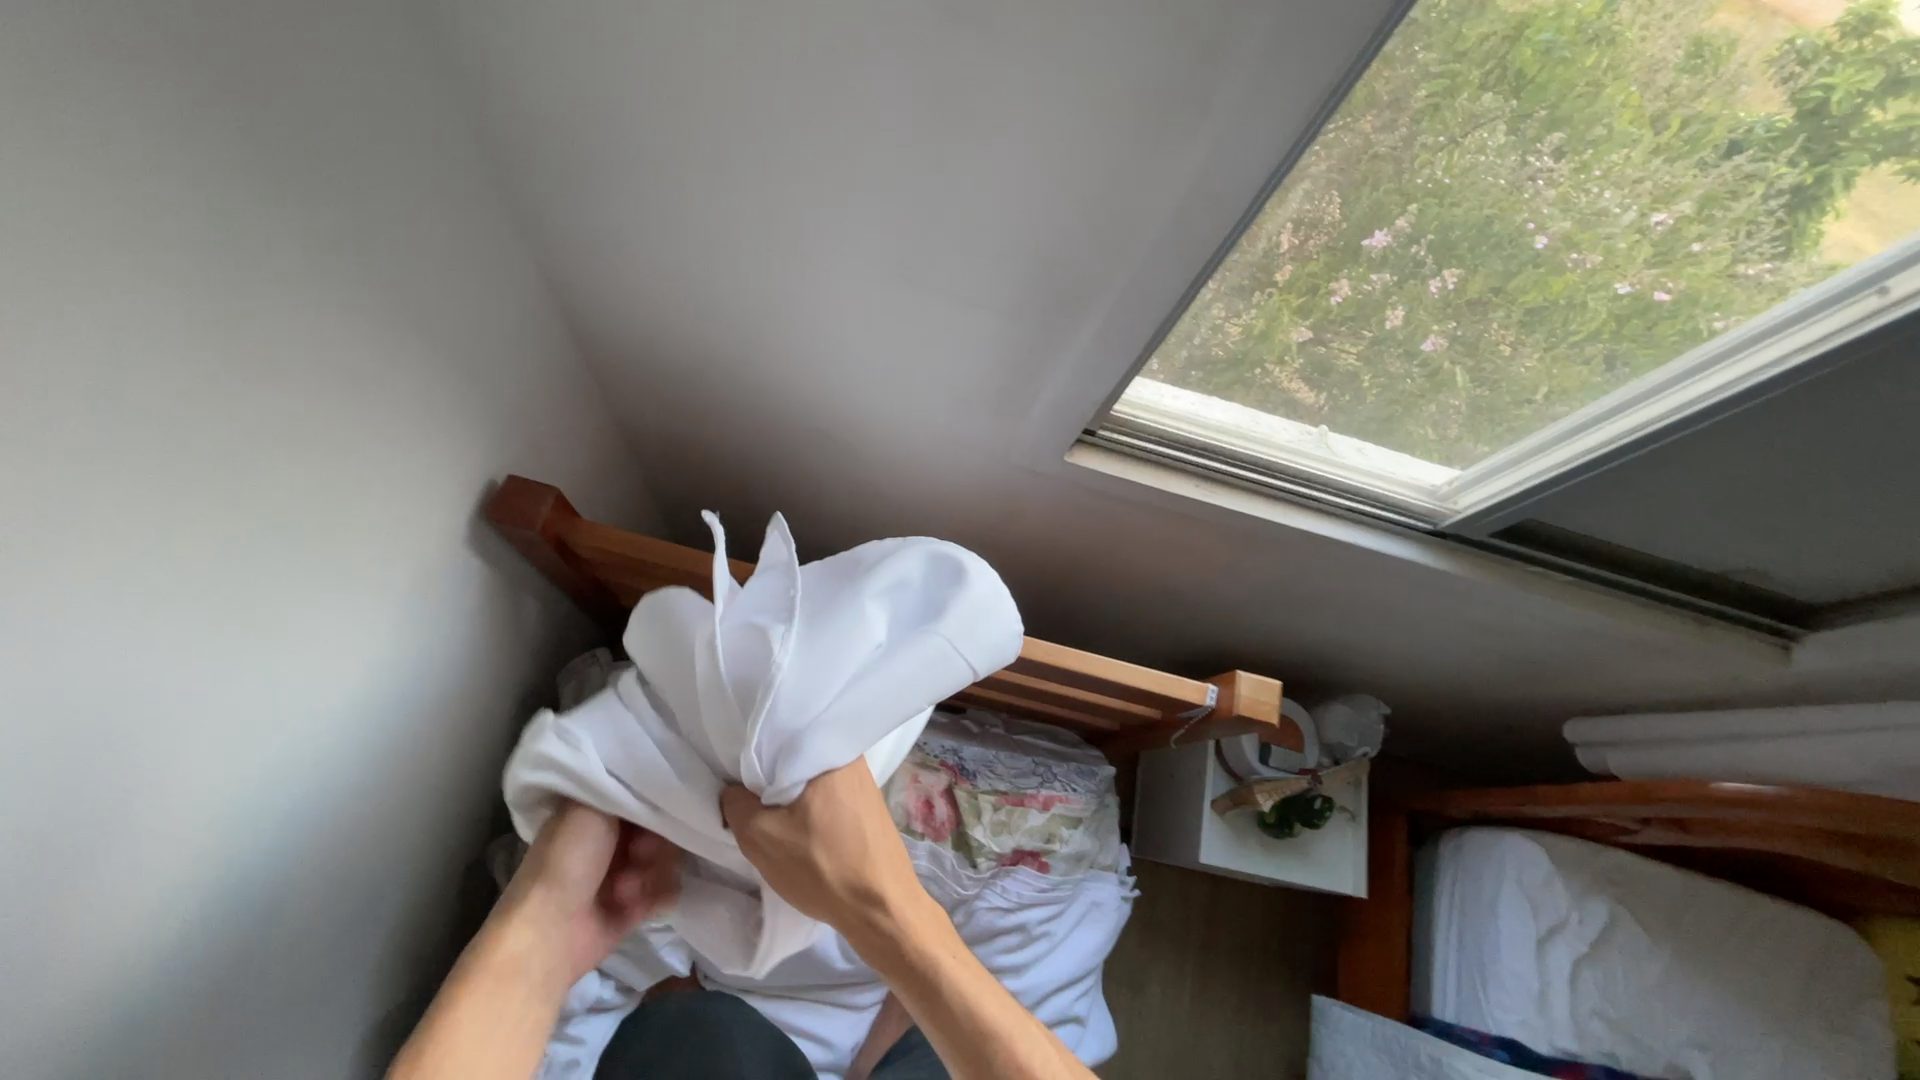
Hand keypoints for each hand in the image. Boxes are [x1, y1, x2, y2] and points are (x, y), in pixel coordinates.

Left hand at [498, 800, 680, 983]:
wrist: (550, 932)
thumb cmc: (567, 861)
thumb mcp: (590, 807)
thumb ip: (626, 789)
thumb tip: (653, 783)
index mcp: (596, 816)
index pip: (645, 800)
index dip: (654, 807)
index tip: (650, 816)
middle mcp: (611, 842)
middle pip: (662, 831)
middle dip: (654, 845)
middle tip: (636, 855)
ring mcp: (625, 874)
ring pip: (667, 860)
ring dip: (651, 874)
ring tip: (624, 890)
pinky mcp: (636, 906)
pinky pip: (668, 890)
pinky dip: (658, 896)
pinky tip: (635, 903)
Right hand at [720, 762, 923, 937]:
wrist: (881, 907)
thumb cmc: (822, 867)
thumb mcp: (761, 837)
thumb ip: (736, 804)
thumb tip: (733, 789)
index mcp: (828, 751)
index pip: (777, 735)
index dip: (748, 753)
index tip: (730, 772)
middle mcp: (851, 757)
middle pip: (795, 756)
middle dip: (769, 775)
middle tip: (745, 795)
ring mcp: (862, 780)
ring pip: (811, 777)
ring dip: (789, 793)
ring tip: (767, 811)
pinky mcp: (867, 803)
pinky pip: (827, 792)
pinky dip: (808, 804)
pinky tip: (798, 824)